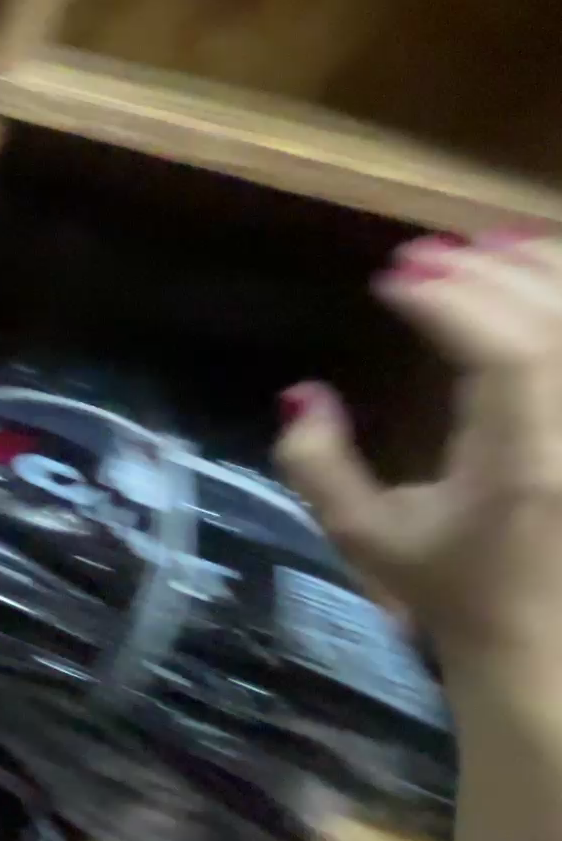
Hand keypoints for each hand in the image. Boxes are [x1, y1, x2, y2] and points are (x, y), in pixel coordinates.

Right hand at [275, 231, 561, 681]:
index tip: (391, 277)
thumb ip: (317, 465)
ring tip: (499, 248)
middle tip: (432, 253)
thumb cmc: (456, 592)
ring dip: (554, 277)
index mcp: (530, 468)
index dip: (451, 303)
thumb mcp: (363, 535)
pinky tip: (546, 289)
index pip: (509, 357)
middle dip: (497, 275)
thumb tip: (302, 393)